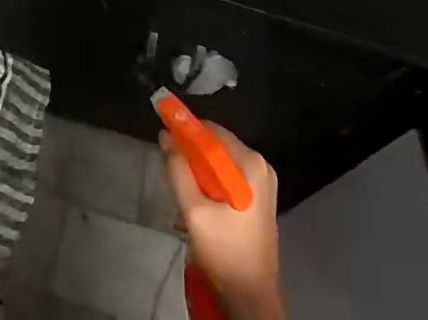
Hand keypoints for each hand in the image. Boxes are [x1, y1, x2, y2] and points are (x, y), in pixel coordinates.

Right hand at [162, 122, 285, 319]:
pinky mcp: (258, 198)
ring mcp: (262, 182)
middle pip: (218, 147)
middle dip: (193, 157)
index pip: (213, 132)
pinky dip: (211, 185)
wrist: (251, 295)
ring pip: (221, 165)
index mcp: (250, 163)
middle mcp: (260, 165)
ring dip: (199, 174)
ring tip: (185, 196)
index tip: (165, 135)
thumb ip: (179, 171)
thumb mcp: (194, 211)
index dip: (187, 131)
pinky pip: (229, 179)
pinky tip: (198, 206)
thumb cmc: (224, 251)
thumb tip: (166, 136)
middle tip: (173, 173)